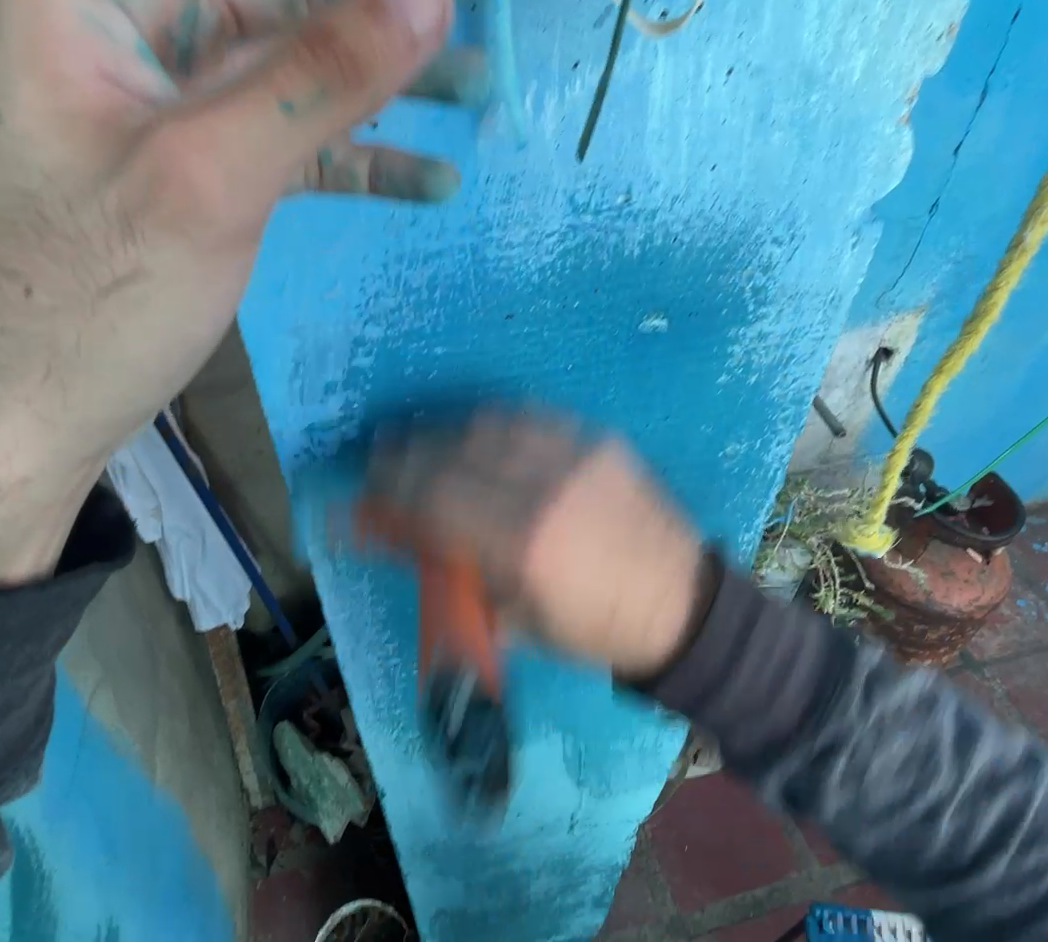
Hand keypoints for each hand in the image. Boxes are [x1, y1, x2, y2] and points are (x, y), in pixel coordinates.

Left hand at [0, 0, 502, 588]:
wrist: (32, 416)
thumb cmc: (91, 294)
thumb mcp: (210, 176)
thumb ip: (319, 77)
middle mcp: (135, 35)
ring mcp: (176, 113)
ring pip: (297, 65)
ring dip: (389, 80)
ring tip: (484, 91)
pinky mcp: (205, 177)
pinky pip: (294, 143)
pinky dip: (360, 158)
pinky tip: (432, 180)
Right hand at [365, 412, 706, 678]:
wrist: (683, 607)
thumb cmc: (593, 630)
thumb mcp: (516, 620)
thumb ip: (453, 575)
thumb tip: (395, 542)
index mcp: (523, 544)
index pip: (433, 497)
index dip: (389, 489)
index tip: (364, 490)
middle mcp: (545, 487)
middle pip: (453, 452)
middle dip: (406, 455)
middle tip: (384, 463)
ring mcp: (575, 455)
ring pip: (488, 425)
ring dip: (447, 435)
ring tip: (429, 448)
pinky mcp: (598, 439)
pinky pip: (530, 417)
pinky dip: (494, 426)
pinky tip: (481, 438)